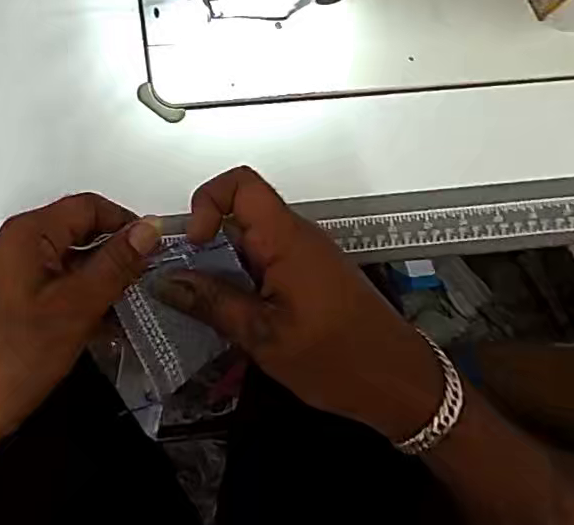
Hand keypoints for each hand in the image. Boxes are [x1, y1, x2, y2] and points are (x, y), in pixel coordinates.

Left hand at [0, 194, 159, 524]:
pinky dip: (81, 301)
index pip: (89, 206)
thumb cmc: (13, 355)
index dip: (126, 223)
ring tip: (131, 312)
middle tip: (148, 285)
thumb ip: (114, 265)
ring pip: (70, 262)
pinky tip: (103, 330)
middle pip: (79, 231)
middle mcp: (19, 242)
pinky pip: (56, 286)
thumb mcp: (75, 308)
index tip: (157, 251)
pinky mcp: (13, 300)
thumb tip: (148, 228)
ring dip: (100, 283)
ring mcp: (14, 272)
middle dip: (115, 256)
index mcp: (30, 231)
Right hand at [152, 165, 442, 441]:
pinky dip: (242, 276)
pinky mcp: (310, 271)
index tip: (196, 242)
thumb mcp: (264, 337)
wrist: (406, 390)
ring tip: (213, 304)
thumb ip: (212, 303)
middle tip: (192, 280)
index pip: (240, 183)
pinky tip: (240, 314)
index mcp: (286, 238)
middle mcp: (297, 235)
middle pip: (238, 211)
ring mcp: (305, 252)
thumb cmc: (344, 361)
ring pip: (248, 237)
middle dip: (207, 242)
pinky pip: (264, 257)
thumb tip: (167, 282)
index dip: (207, 200)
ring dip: (223, 263)